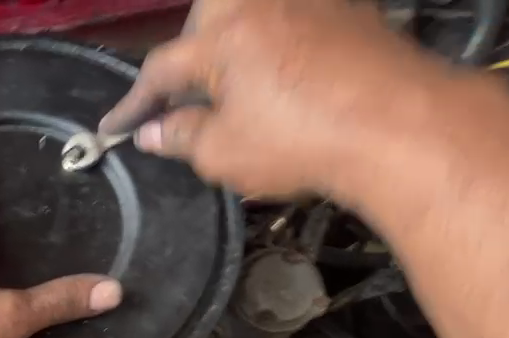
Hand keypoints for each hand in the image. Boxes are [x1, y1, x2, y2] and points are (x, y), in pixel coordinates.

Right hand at [99, 0, 460, 198]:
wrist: (395, 123)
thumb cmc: (299, 140)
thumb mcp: (221, 153)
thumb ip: (181, 137)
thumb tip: (153, 132)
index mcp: (223, 37)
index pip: (160, 70)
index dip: (132, 104)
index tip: (113, 128)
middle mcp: (262, 4)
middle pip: (205, 17)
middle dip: (186, 50)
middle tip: (180, 94)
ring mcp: (308, 1)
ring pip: (249, 9)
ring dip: (230, 38)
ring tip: (227, 79)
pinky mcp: (346, 9)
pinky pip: (291, 15)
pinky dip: (272, 37)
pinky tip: (274, 71)